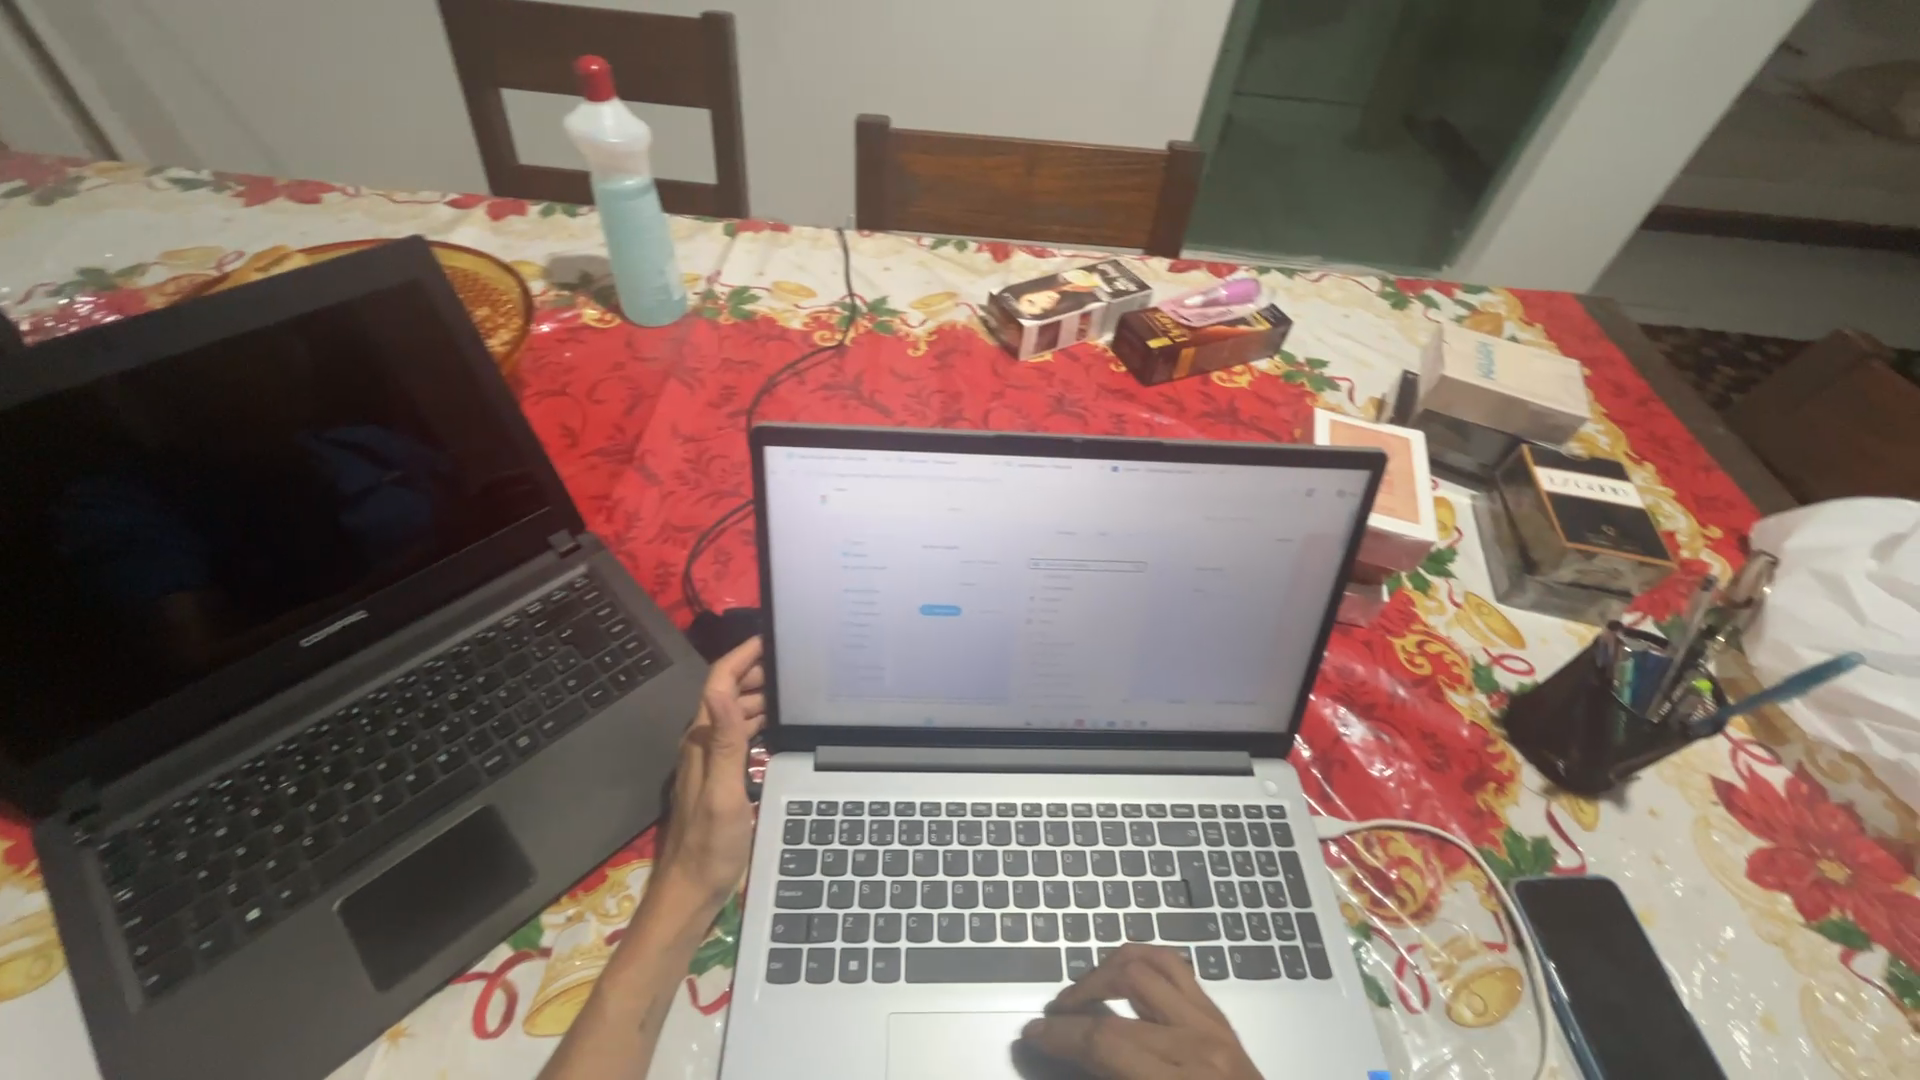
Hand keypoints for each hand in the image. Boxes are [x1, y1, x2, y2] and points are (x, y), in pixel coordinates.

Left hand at [651, 636, 765, 907]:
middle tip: (792, 661)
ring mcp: (710, 759)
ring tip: (791, 686)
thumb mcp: (724, 791)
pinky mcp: (720, 774)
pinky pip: (739, 734)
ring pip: (733, 713)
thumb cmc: (710, 845)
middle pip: (727, 693)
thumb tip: (721, 688)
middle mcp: (702, 742)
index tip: (770, 638)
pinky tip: (778, 724)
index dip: (742, 656)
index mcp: (702, 740)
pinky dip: (759, 720)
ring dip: (758, 695)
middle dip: (755, 671)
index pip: (719, 682)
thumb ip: (724, 740)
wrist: (692, 890)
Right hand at [1020, 945, 1263, 1079]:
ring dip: (1107, 969)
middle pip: (1123, 990)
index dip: (1062, 1035)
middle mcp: (1200, 1043)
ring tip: (1085, 993)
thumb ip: (1108, 1076)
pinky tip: (1120, 979)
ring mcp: (1215, 1024)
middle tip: (1055, 1016)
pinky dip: (1140, 963)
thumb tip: (1068, 1052)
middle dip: (1076, 1001)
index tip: (1034, 1033)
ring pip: (1149, 961)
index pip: (1106, 1040)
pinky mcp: (1220, 1017)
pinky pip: (1174, 967)